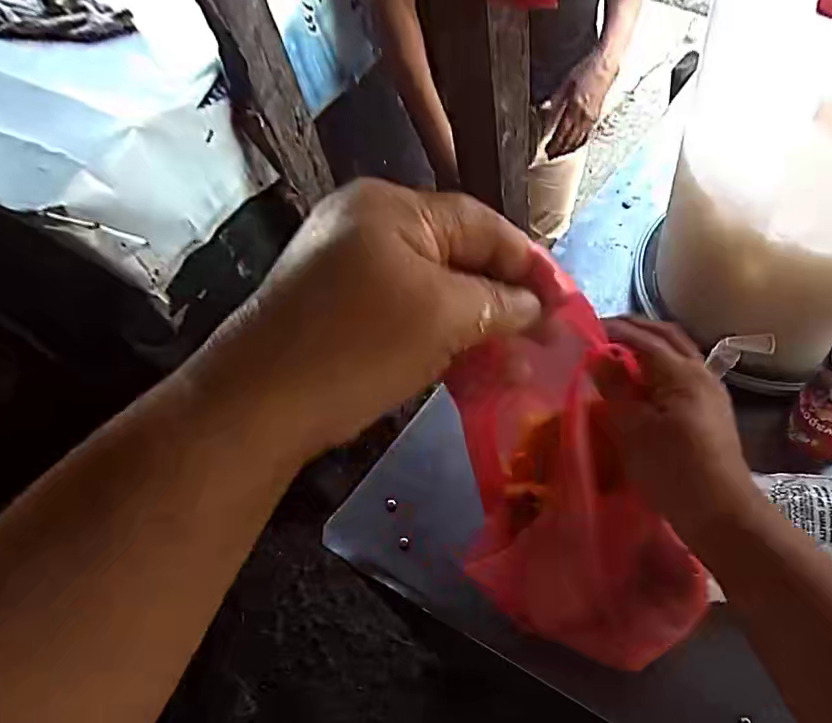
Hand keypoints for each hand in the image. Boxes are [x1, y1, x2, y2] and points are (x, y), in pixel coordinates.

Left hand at [194, 180, 541, 446]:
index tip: (568, 304)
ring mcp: (360, 273)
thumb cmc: (357, 347)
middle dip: (510, 302)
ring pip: (444, 296)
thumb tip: (537, 306)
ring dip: (485, 331)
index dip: (532, 264)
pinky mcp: (354, 315)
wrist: (263, 403)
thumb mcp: (442, 316)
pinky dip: (452, 344)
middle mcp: (375, 229)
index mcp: (394, 209)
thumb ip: (499, 302)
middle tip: (549, 340)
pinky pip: (419, 320)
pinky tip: (480, 372)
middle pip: (465, 260)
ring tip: (521, 367)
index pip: (483, 225)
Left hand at [542, 52, 617, 159]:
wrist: (604, 68)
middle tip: (551, 156)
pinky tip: (574, 146)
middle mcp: (583, 116)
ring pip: (578, 140)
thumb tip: (547, 112)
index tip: (547, 150)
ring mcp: (590, 119)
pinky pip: (586, 135)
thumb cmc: (585, 70)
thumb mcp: (567, 82)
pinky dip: (579, 143)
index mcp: (574, 107)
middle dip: (560, 150)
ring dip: (569, 149)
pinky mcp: (595, 118)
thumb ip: (557, 99)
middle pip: (570, 140)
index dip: (554, 143)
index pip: (562, 132)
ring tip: (561, 154)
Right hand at [592, 317, 762, 538]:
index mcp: (683, 372)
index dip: (613, 331)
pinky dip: (661, 372)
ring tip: (621, 358)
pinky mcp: (713, 415)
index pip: (643, 338)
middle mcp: (702, 374)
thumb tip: (597, 355)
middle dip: (636, 331)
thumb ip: (616, 389)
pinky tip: (646, 388)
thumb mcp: (635, 431)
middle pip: (667, 338)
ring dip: (651, 350)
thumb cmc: (673, 471)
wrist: (721, 511)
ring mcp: (712, 394)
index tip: (585, 329)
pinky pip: (683, 379)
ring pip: (679, 357)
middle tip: (604, 334)